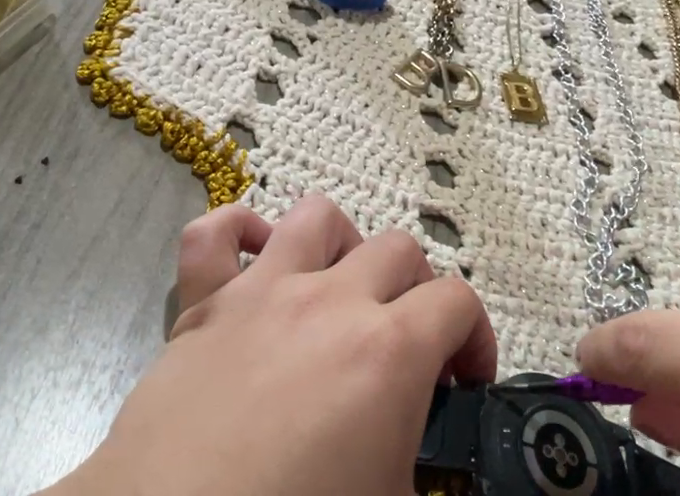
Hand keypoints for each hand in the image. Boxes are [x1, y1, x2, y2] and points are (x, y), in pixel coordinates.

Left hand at [52, 196, 495, 495]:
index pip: (458, 302)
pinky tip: (254, 258)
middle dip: (417, 291)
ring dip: (342, 245)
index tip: (464, 379)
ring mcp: (263, 290)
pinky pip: (213, 234)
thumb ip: (424, 459)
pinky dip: (237, 231)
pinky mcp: (204, 302)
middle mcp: (331, 300)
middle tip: (408, 342)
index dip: (475, 337)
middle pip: (400, 250)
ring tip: (342, 288)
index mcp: (388, 349)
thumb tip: (437, 462)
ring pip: (318, 217)